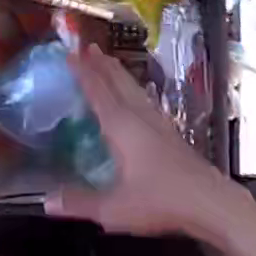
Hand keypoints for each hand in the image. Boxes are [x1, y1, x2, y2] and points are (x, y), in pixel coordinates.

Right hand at [45, 43, 255, 246]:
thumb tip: (46, 200)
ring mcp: (158, 122)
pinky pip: (144, 99)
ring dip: (118, 72)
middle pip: (118, 82)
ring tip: (109, 61)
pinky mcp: (170, 132)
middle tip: (89, 46)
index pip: (98, 92)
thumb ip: (79, 203)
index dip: (84, 72)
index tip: (71, 54)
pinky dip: (133, 88)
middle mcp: (139, 116)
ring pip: (133, 88)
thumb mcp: (114, 209)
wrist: (209, 201)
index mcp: (122, 127)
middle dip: (102, 64)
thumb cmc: (160, 201)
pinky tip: (136, 95)